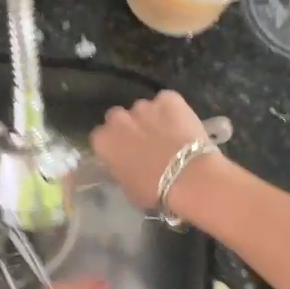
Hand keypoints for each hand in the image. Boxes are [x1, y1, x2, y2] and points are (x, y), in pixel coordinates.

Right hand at [89, 91, 220, 214]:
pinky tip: (181, 125)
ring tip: (168, 135)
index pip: (101, 137)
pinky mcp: (168, 98)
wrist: (188, 177)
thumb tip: (125, 164)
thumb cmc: (153, 190)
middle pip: (119, 118)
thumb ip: (120, 168)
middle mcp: (118, 118)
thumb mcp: (127, 187)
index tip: (124, 154)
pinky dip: (172, 111)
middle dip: (129, 127)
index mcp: (103, 141)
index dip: (114, 145)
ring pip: (144, 109)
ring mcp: (144, 105)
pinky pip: (167, 101)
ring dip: (151, 119)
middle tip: (145, 143)